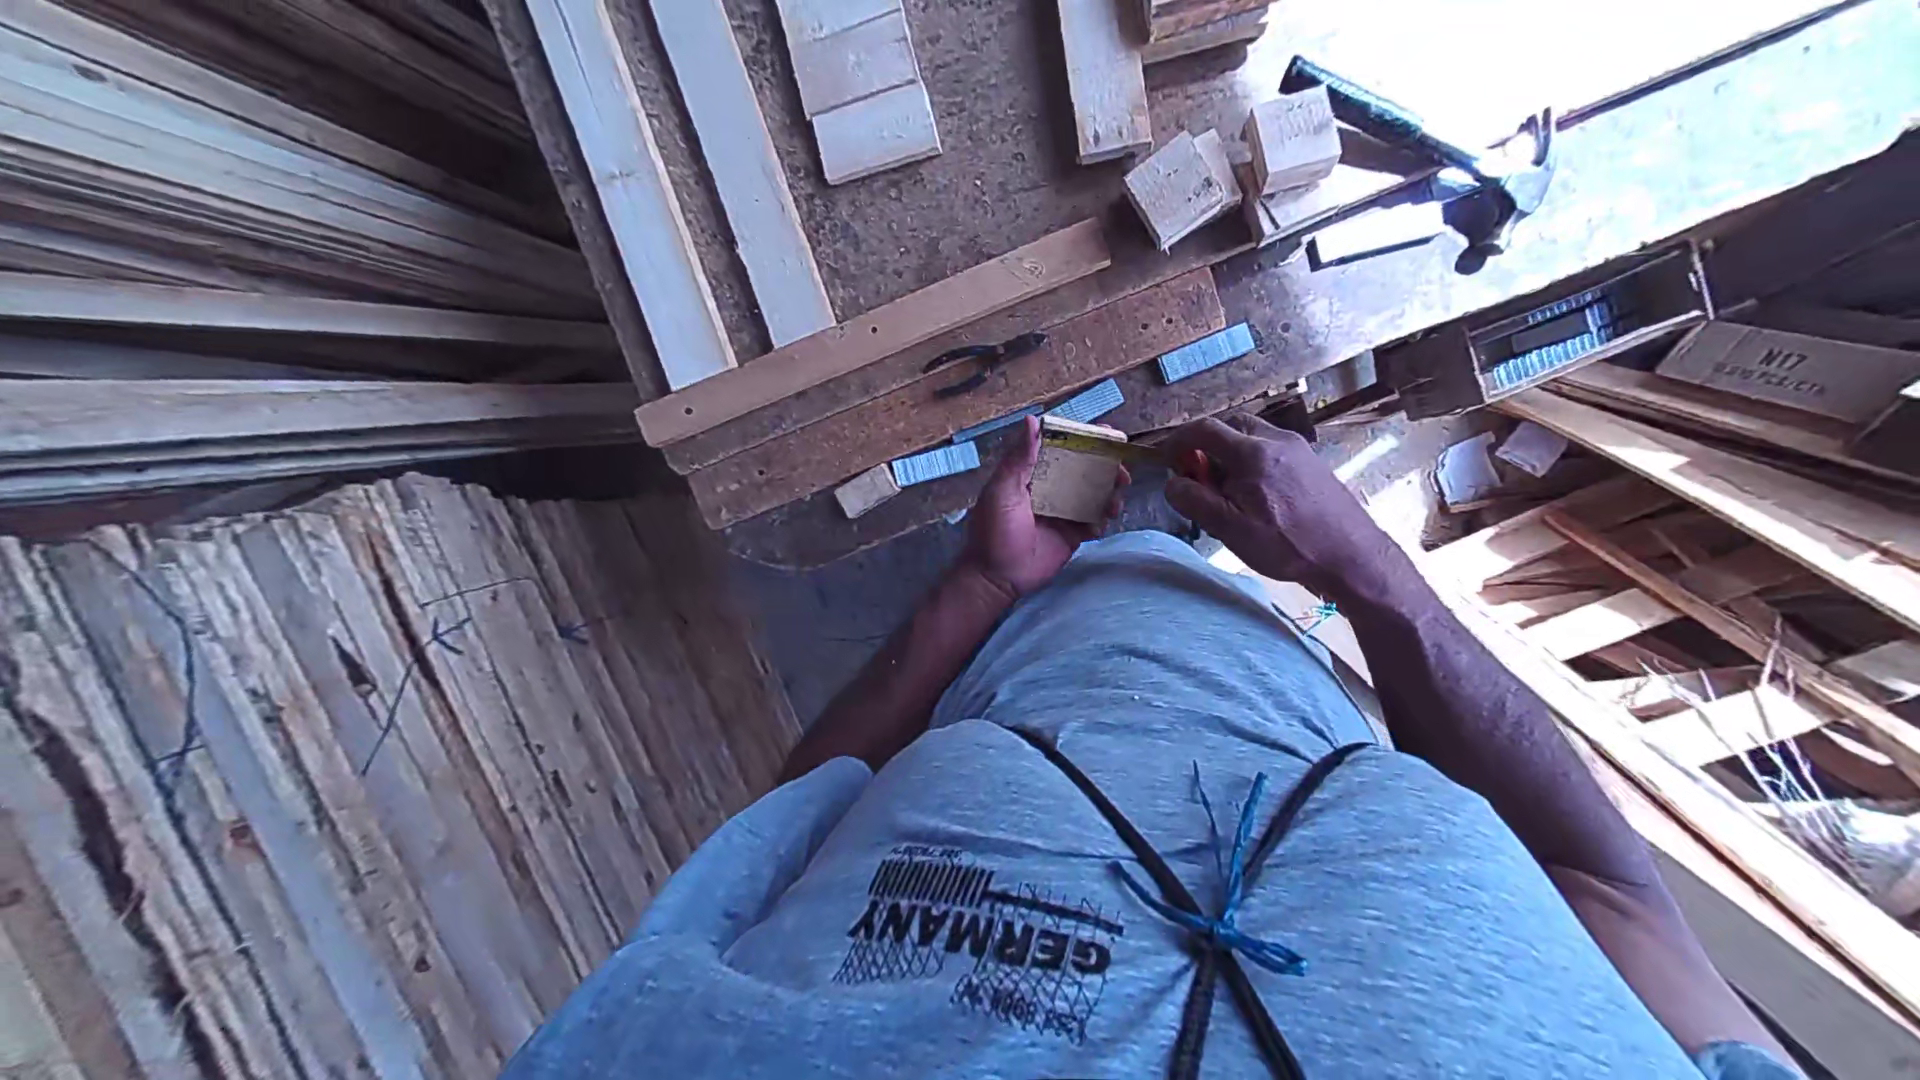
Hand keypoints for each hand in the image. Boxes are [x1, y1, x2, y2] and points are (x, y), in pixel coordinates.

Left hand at [958, 416, 1126, 601]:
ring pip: (1095, 495)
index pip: (1062, 448)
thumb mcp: (1003, 491)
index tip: (1106, 434)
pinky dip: (1102, 520)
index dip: (1085, 440)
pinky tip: (1100, 524)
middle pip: (1086, 470)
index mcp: (1033, 473)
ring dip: (1110, 493)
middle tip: (1121, 471)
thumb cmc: (994, 531)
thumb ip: (1019, 459)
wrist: (997, 578)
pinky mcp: (1073, 535)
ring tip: (1116, 500)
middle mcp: (1051, 489)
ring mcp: (1064, 512)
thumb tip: (1032, 420)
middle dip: (1107, 467)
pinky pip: (1094, 521)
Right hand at [1163, 414, 1418, 608]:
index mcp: (1253, 454)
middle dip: (1205, 445)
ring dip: (1228, 453)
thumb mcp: (1230, 529)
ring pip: (1250, 435)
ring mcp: (1297, 449)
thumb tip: (1173, 483)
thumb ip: (1195, 501)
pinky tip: (1253, 493)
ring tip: (1226, 489)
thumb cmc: (1288, 546)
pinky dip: (1250, 460)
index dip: (1178, 441)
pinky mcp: (1310, 461)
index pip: (1203, 429)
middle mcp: (1276, 441)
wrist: (1351, 556)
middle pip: (1228, 425)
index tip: (1168, 461)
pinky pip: (1269, 448)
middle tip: (1198, 478)